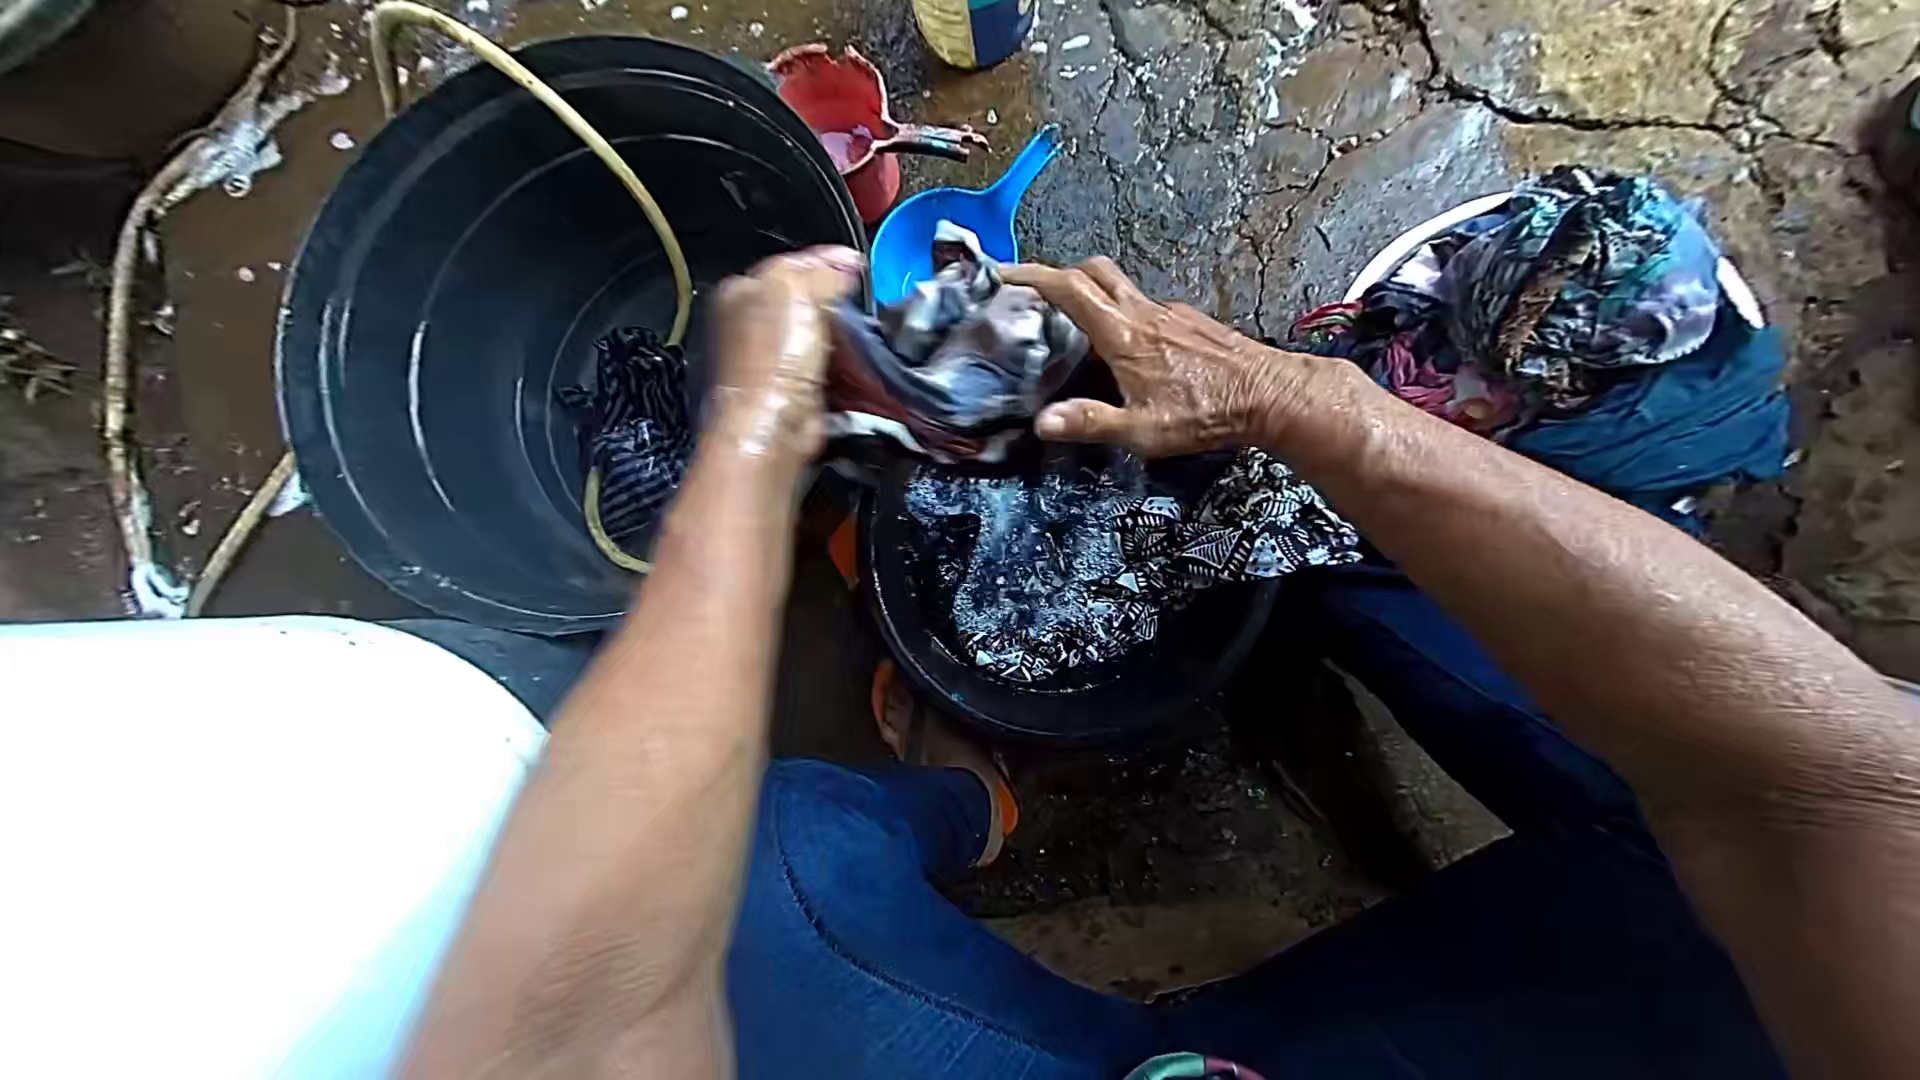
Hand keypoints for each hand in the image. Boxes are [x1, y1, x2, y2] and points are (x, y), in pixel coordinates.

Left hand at [707, 245, 863, 461]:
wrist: (775, 424)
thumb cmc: (771, 362)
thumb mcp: (796, 291)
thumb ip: (821, 271)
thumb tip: (845, 262)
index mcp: (743, 291)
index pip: (791, 265)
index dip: (826, 263)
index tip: (856, 265)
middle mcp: (753, 325)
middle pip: (807, 301)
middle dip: (837, 304)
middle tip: (859, 305)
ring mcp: (774, 360)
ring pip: (821, 336)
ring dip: (844, 339)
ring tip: (860, 338)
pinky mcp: (795, 389)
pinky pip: (828, 368)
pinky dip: (844, 367)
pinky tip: (854, 366)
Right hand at [1000, 257, 1369, 458]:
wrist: (1272, 395)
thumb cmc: (1205, 414)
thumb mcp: (1143, 430)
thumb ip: (1091, 422)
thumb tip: (1042, 423)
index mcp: (1124, 334)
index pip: (1070, 288)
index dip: (1032, 275)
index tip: (1003, 272)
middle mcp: (1144, 312)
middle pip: (1094, 271)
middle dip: (1058, 274)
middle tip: (1036, 295)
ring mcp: (1169, 312)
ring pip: (1119, 286)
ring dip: (1089, 293)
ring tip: (1071, 326)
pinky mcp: (1186, 321)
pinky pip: (1142, 304)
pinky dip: (1118, 311)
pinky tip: (1121, 347)